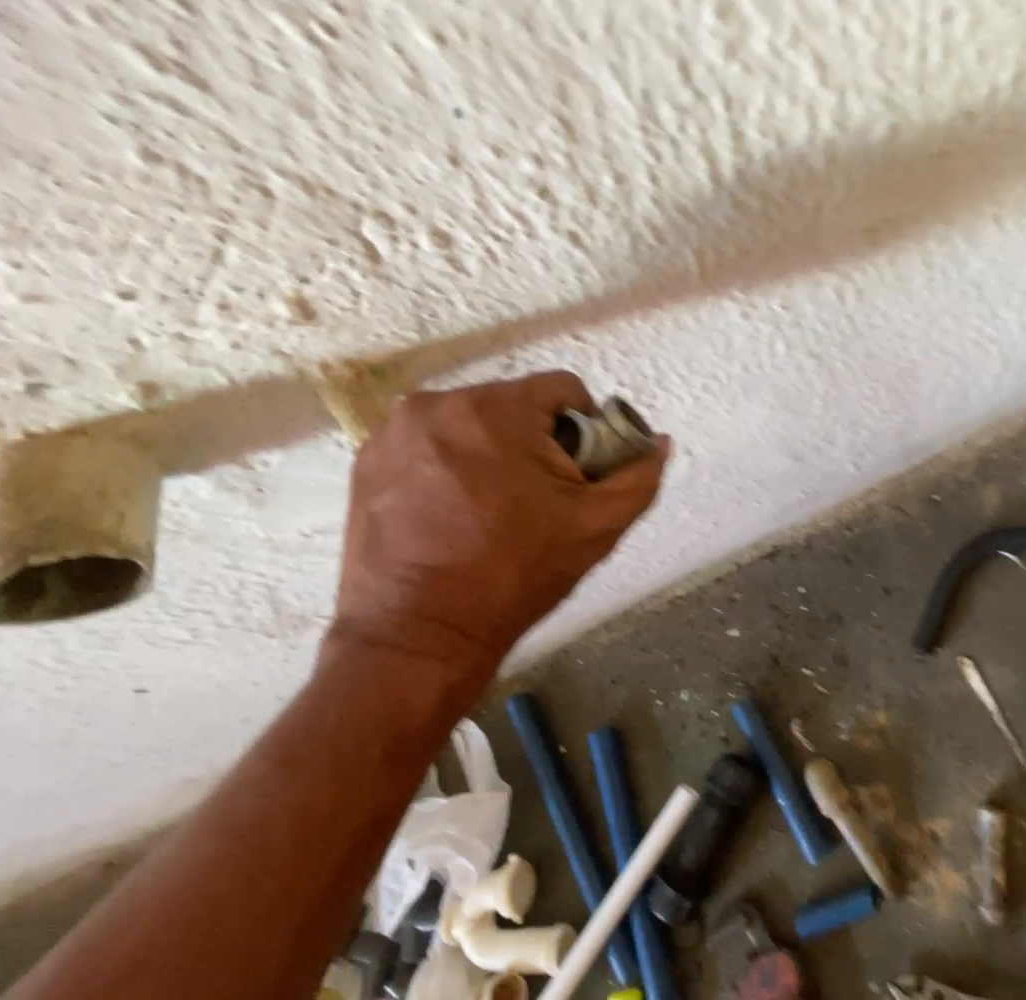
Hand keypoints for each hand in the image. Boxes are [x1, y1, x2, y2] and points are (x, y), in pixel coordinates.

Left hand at [327, 372, 667, 681]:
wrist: (421, 635)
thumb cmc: (517, 574)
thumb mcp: (597, 527)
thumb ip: (638, 477)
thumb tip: (659, 442)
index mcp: (497, 409)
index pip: (563, 390)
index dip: (585, 428)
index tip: (579, 472)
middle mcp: (438, 404)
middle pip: (512, 405)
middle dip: (534, 441)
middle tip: (538, 497)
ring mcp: (394, 432)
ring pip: (468, 424)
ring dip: (489, 451)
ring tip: (492, 508)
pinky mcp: (366, 462)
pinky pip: (428, 446)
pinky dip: (447, 467)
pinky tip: (451, 514)